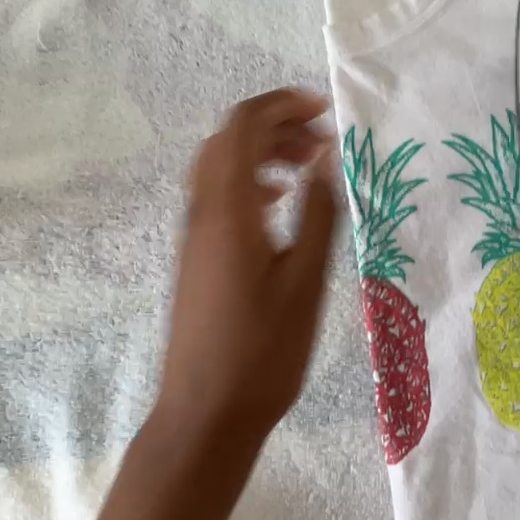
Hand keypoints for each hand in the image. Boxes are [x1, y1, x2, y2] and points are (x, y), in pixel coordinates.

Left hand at [156, 89, 339, 442]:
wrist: (205, 414)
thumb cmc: (263, 349)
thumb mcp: (305, 279)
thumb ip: (317, 210)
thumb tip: (325, 155)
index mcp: (228, 207)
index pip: (243, 124)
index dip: (282, 104)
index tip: (324, 110)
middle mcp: (203, 209)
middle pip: (230, 137)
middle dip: (277, 123)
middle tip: (322, 138)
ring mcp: (194, 231)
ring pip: (223, 163)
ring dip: (264, 150)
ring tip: (308, 164)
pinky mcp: (197, 252)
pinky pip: (220, 191)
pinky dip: (251, 177)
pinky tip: (280, 200)